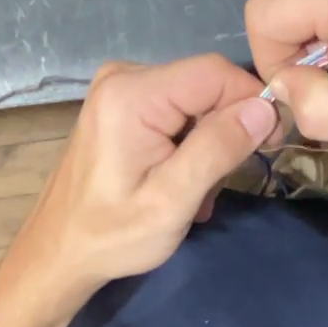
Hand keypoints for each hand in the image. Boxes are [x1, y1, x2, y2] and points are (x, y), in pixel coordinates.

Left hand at [6, 55, 284, 302]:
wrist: (59, 254)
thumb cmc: (112, 236)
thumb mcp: (172, 200)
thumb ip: (218, 149)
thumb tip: (265, 108)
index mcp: (132, 93)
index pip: (216, 72)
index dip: (252, 103)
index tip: (269, 145)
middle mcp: (122, 77)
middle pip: (204, 85)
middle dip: (225, 131)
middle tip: (219, 184)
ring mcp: (118, 90)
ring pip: (193, 101)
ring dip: (206, 146)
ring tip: (194, 194)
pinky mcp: (118, 106)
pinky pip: (173, 112)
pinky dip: (186, 146)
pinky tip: (177, 183)